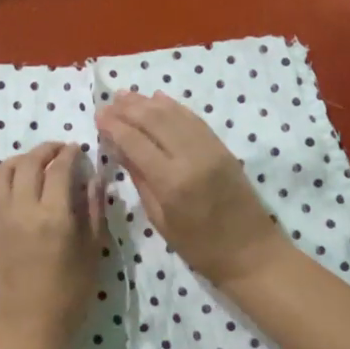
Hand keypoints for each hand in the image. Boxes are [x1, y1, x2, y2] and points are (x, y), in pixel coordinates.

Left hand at [0, 142, 101, 348]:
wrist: (30, 326)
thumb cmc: (70, 293)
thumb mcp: (92, 251)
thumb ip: (93, 210)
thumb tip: (92, 178)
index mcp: (54, 215)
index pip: (59, 168)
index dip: (69, 153)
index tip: (77, 149)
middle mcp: (22, 209)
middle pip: (28, 162)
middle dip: (45, 150)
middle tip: (58, 151)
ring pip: (1, 173)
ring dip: (18, 161)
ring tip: (33, 165)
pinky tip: (9, 192)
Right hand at [97, 91, 279, 285]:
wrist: (252, 252)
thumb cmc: (199, 247)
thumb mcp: (160, 220)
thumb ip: (140, 180)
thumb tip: (118, 149)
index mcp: (172, 182)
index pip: (136, 142)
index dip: (114, 126)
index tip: (97, 116)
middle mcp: (191, 157)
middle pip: (154, 120)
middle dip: (127, 109)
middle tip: (107, 103)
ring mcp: (210, 149)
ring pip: (174, 114)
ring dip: (147, 102)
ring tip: (126, 95)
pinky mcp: (222, 147)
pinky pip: (194, 119)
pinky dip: (173, 106)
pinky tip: (158, 99)